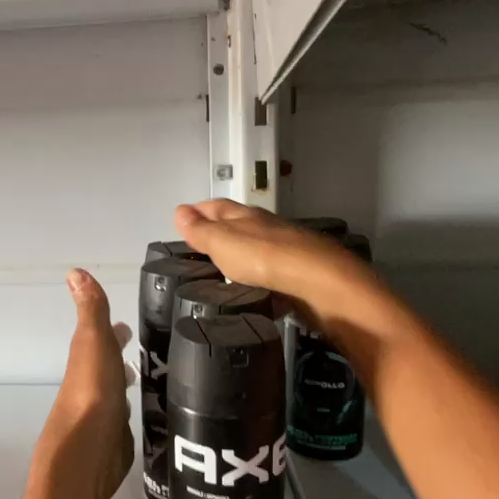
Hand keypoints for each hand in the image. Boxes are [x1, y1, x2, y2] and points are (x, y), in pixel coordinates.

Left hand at [29, 269, 134, 498]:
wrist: (85, 455)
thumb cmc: (91, 393)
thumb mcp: (93, 344)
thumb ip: (91, 311)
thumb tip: (74, 271)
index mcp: (86, 362)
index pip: (100, 340)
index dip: (112, 331)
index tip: (127, 325)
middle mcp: (91, 387)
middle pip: (107, 367)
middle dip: (121, 356)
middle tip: (144, 348)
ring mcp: (103, 416)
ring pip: (116, 393)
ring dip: (126, 383)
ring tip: (152, 378)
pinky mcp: (116, 442)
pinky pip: (126, 421)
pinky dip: (133, 412)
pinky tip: (146, 416)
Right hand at [174, 199, 358, 297]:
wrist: (319, 283)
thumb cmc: (263, 258)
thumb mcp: (222, 242)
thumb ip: (200, 230)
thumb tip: (179, 210)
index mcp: (244, 215)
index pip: (215, 206)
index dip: (197, 211)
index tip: (183, 221)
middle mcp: (266, 227)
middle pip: (237, 225)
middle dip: (219, 234)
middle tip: (199, 251)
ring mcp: (285, 250)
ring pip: (256, 249)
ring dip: (241, 258)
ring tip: (223, 276)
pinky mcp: (298, 275)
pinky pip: (272, 273)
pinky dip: (260, 279)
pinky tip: (254, 292)